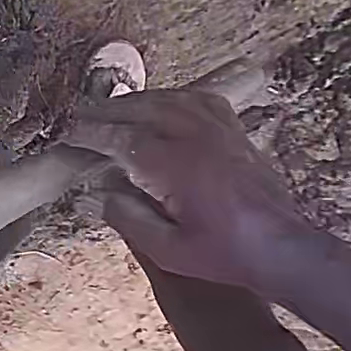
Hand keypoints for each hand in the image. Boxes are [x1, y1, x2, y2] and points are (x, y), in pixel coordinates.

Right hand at [67, 89, 320, 297]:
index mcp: (175, 166)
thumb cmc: (226, 254)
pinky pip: (199, 99)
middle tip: (80, 115)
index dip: (91, 134)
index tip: (69, 133)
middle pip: (142, 110)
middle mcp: (197, 137)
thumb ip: (127, 218)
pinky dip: (172, 96)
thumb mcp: (168, 249)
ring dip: (136, 101)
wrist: (281, 247)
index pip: (121, 139)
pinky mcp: (235, 131)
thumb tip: (96, 193)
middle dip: (106, 112)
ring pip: (169, 99)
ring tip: (111, 108)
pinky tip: (162, 102)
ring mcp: (219, 130)